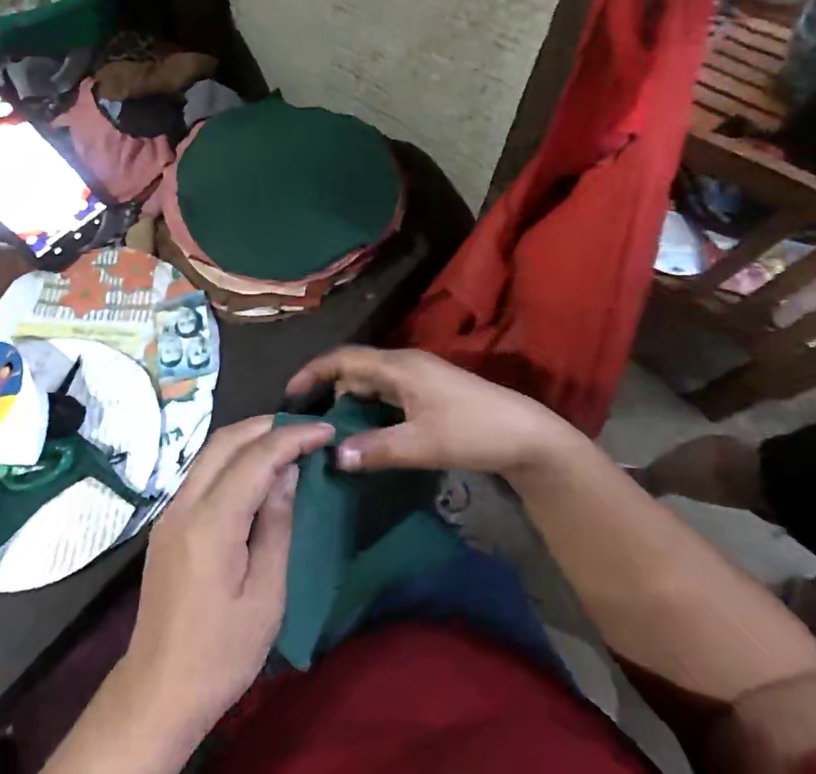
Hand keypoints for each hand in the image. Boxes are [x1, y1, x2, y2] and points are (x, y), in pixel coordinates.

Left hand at [115, 415, 335, 736]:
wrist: (158, 692)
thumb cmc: (222, 653)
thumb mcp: (266, 594)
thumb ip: (277, 524)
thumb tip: (288, 472)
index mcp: (210, 524)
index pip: (255, 457)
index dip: (293, 437)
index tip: (327, 431)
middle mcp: (182, 506)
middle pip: (225, 441)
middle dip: (269, 426)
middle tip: (308, 431)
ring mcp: (169, 514)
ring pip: (209, 453)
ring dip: (249, 438)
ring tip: (289, 443)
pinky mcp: (166, 525)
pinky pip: (202, 473)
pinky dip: (233, 458)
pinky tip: (258, 471)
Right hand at [285, 346, 578, 476]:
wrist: (525, 435)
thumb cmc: (472, 431)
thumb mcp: (421, 444)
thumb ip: (375, 449)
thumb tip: (333, 456)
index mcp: (399, 366)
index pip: (344, 359)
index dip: (314, 371)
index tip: (290, 394)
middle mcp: (405, 365)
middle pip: (355, 370)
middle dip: (329, 391)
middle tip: (308, 425)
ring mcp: (419, 378)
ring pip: (372, 384)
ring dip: (351, 404)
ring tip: (331, 435)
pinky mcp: (429, 393)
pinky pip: (387, 395)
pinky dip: (370, 411)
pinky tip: (366, 436)